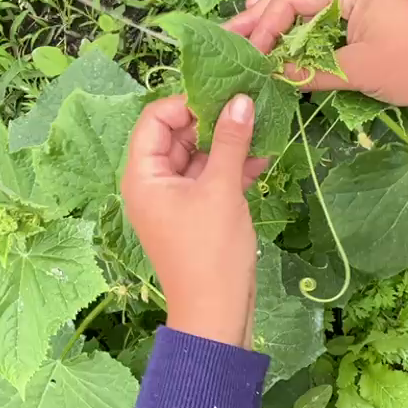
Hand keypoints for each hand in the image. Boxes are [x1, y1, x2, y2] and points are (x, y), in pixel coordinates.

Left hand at [121, 92, 269, 347]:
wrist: (216, 314)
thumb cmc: (211, 253)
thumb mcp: (222, 191)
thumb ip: (231, 141)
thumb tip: (241, 98)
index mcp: (143, 175)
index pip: (156, 119)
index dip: (188, 101)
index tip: (225, 93)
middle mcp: (153, 183)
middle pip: (178, 135)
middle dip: (212, 118)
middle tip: (249, 101)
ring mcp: (175, 200)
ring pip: (199, 156)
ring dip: (228, 143)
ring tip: (262, 125)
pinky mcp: (196, 214)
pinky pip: (211, 179)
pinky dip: (233, 167)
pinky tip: (263, 155)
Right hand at [226, 0, 407, 114]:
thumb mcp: (358, 70)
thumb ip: (311, 72)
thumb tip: (274, 76)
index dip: (265, 26)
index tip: (246, 52)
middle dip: (263, 10)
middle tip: (231, 31)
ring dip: (280, 10)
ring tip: (248, 24)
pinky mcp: (374, 4)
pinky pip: (327, 5)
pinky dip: (303, 17)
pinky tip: (286, 29)